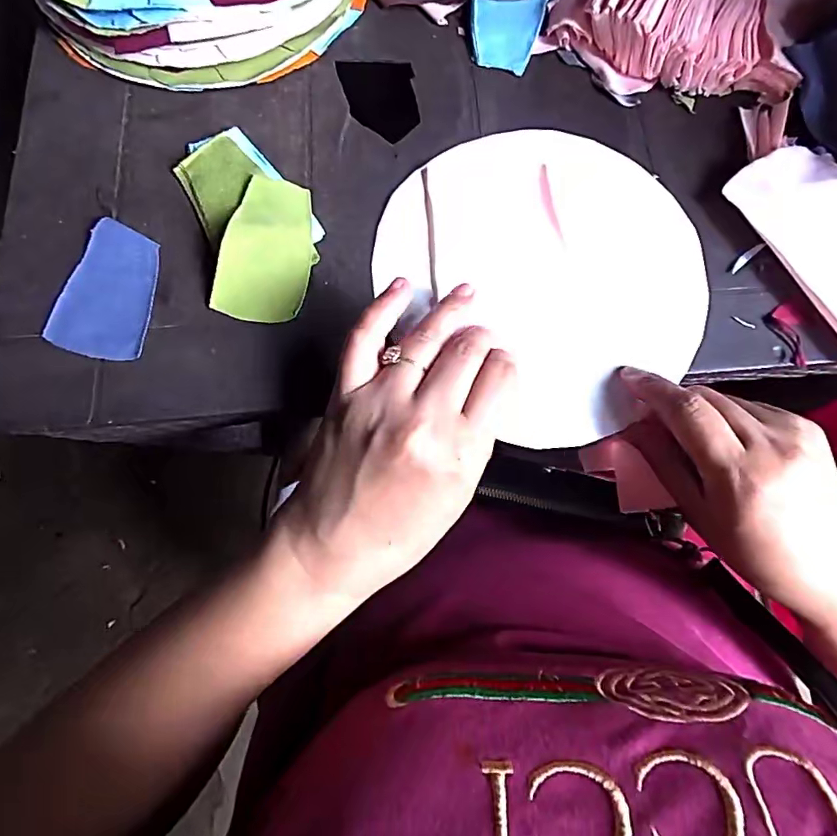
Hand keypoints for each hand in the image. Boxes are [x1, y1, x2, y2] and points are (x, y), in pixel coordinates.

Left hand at [270, 280, 517, 611]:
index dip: (505, 362)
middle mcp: (422, 419)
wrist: (330, 547)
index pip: (498, 377)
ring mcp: (380, 400)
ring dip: (451, 308)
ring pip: (425, 335)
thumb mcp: (462, 492)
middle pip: (467, 349)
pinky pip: (364, 337)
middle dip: (483, 336)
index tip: (502, 362)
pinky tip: (403, 287)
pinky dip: (384, 306)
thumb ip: (480, 435)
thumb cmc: (399, 531)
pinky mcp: (346, 393)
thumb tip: (490, 384)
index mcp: (459, 449)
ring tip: (466, 294)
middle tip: (485, 338)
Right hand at [617, 368, 836, 623]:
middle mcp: (772, 445)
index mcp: (740, 474)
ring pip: (729, 399)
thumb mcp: (699, 515)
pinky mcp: (807, 425)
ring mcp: (794, 432)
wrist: (828, 565)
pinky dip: (735, 418)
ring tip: (706, 447)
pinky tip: (738, 447)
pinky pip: (755, 406)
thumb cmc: (763, 554)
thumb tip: (636, 429)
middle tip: (656, 418)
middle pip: (706, 397)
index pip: (689, 411)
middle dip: (675, 401)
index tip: (634, 380)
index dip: (655, 390)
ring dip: (705, 411)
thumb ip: (664, 463)